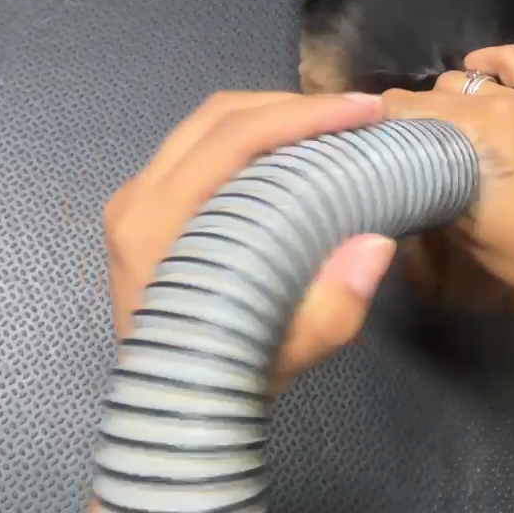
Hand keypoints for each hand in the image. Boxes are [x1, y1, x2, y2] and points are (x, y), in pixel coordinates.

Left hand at [103, 91, 397, 389]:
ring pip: (209, 121)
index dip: (302, 115)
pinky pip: (203, 142)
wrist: (174, 406)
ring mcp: (136, 196)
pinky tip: (297, 144)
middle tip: (358, 114)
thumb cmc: (224, 379)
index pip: (230, 141)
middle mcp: (136, 198)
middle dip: (296, 105)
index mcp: (155, 228)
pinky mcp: (148, 200)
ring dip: (276, 113)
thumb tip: (377, 244)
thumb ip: (330, 312)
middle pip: (218, 116)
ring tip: (334, 123)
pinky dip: (256, 131)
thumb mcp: (286, 358)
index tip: (364, 112)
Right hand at [381, 45, 513, 310]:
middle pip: (434, 93)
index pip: (407, 107)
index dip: (382, 120)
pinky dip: (489, 63)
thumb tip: (399, 165)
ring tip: (446, 127)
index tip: (372, 137)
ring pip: (467, 80)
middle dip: (414, 116)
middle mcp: (498, 102)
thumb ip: (426, 182)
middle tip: (409, 145)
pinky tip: (477, 71)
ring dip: (448, 99)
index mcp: (474, 130)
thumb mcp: (456, 225)